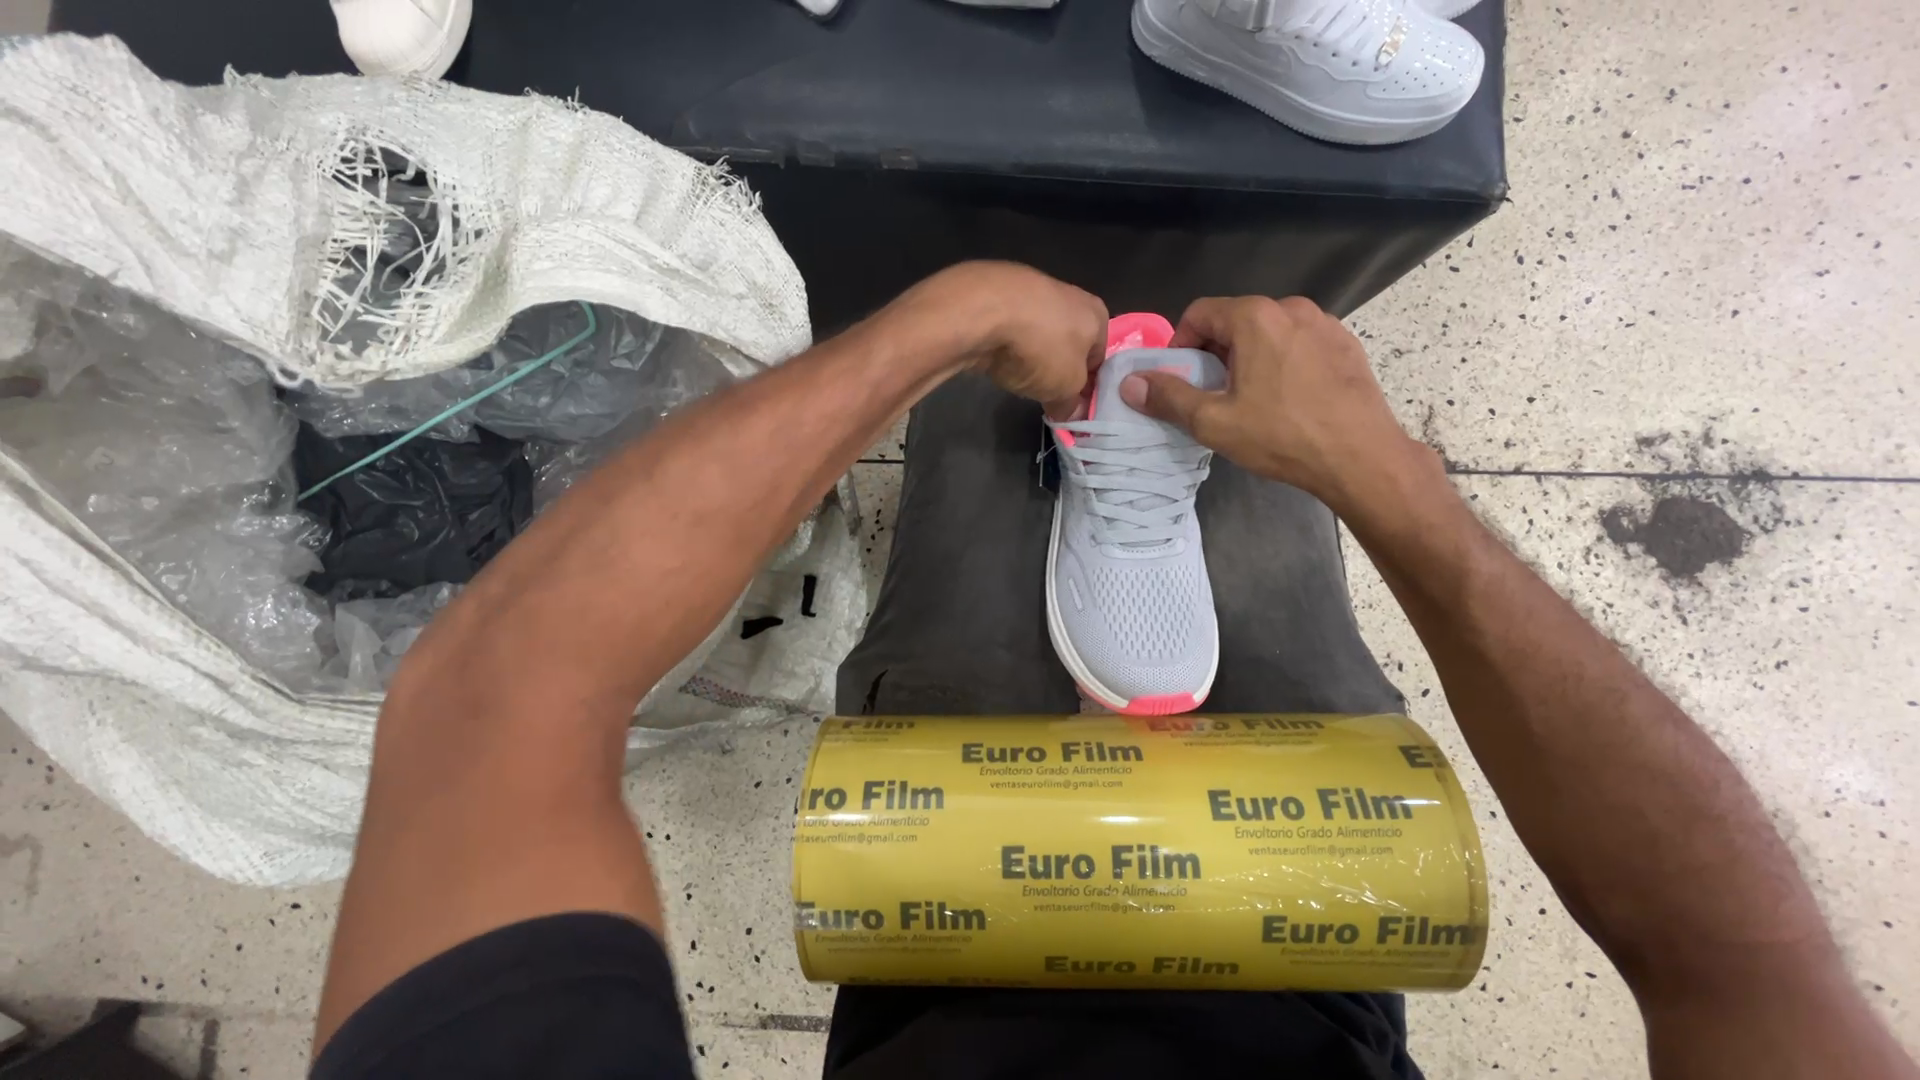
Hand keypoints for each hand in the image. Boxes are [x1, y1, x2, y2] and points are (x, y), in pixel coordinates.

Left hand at [895, 262, 1107, 418]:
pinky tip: (997, 358)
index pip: (1100, 359)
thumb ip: (1072, 404)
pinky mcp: (998, 293)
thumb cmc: (1041, 348)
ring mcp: (1032, 289)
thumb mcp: (1065, 388)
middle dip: (1058, 370)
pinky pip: (1010, 328)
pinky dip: (1006, 344)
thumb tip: (1071, 413)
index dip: (1087, 387)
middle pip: (1068, 344)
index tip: (1072, 407)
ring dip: (1031, 357)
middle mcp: (1070, 296)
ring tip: (1018, 377)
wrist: (983, 311)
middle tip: (1045, 396)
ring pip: (1038, 335)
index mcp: (1097, 314)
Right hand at [1117, 296, 1433, 512]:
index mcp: (1255, 318)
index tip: (1181, 379)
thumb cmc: (1282, 436)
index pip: (1200, 313)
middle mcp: (1291, 308)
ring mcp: (1325, 324)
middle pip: (1235, 319)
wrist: (1362, 457)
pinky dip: (1282, 362)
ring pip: (1269, 332)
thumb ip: (1168, 397)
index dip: (1180, 344)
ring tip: (1251, 399)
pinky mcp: (1346, 345)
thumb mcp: (1214, 422)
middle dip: (1215, 353)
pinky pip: (1299, 344)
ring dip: (1249, 357)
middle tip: (1212, 395)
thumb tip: (1129, 384)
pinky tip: (1288, 400)